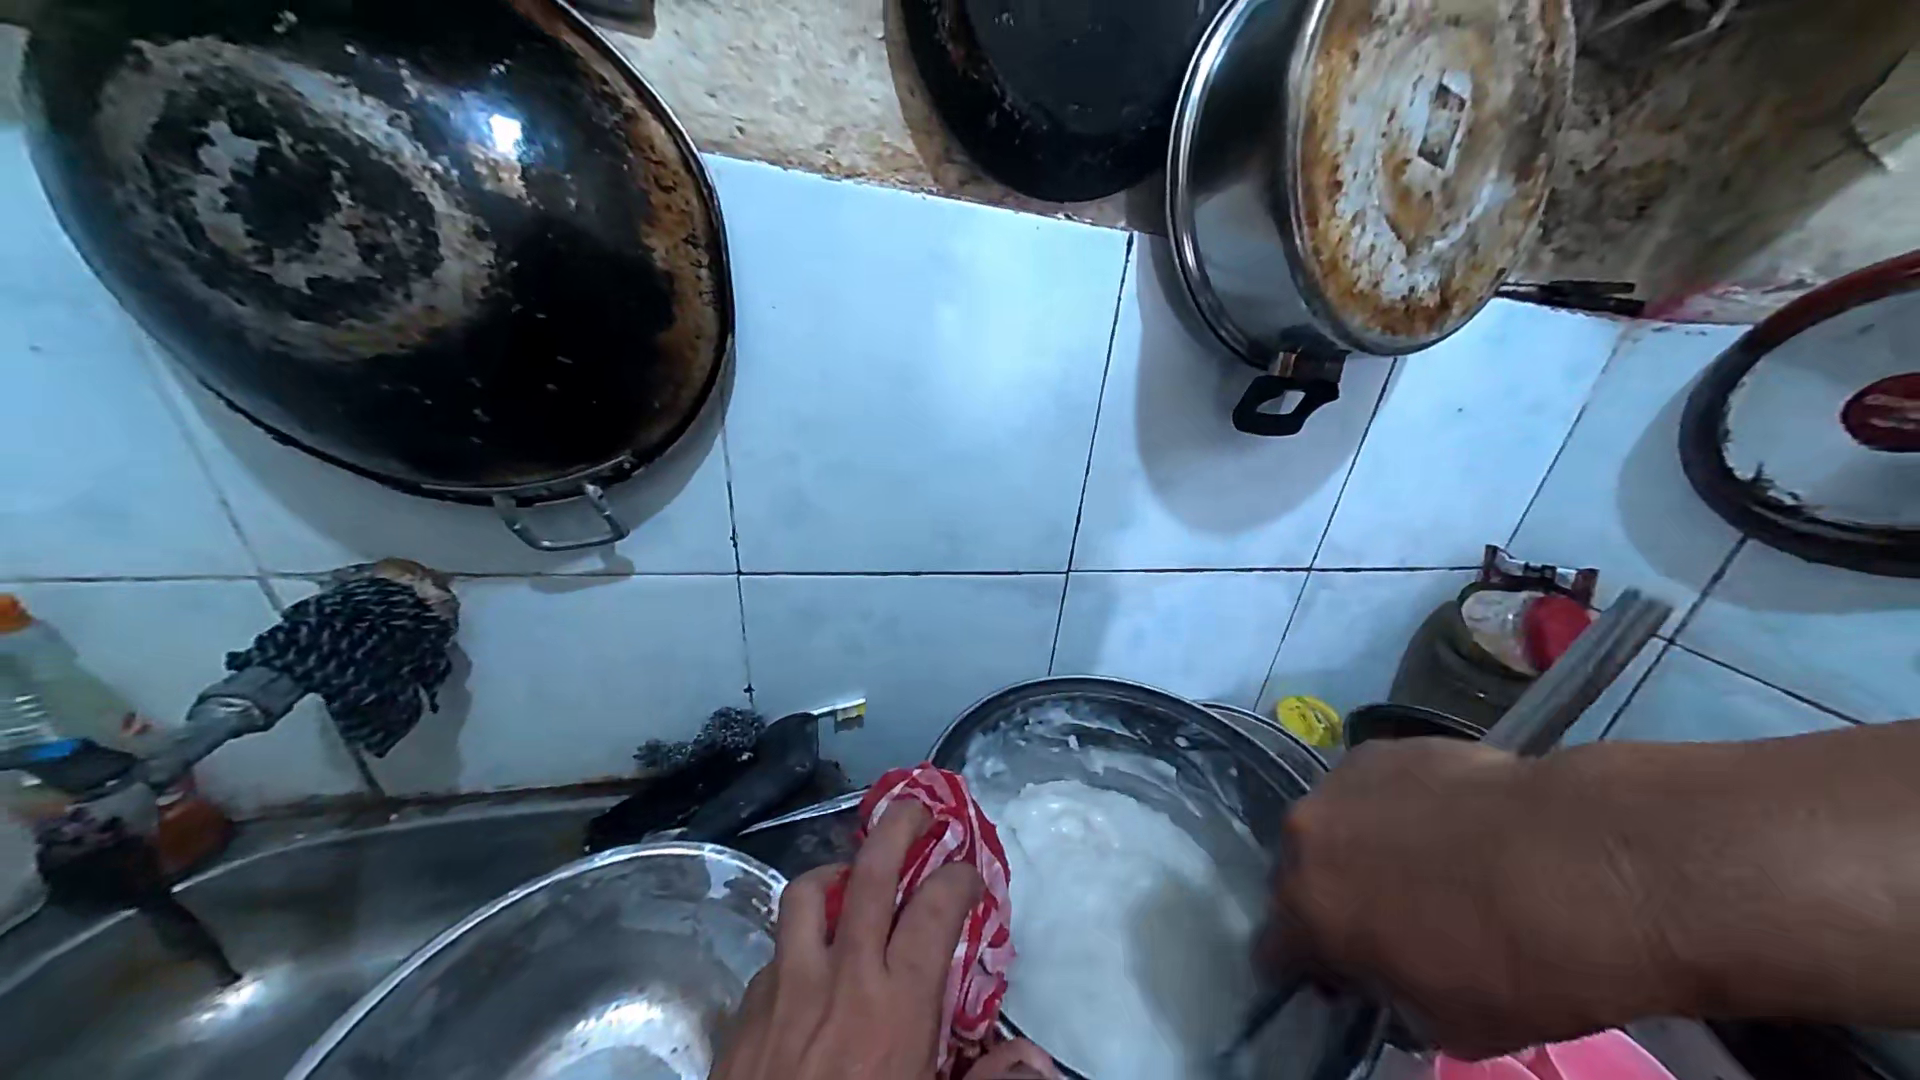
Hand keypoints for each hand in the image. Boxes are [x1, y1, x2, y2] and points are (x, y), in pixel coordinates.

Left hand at [715, 800, 1056, 1079]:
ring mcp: (787, 985)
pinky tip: (806, 969)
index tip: (968, 876)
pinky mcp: (745, 1007)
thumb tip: (1040, 1063)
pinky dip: (796, 945)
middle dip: (899, 827)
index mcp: (897, 1004)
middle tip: (916, 812)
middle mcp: (843, 977)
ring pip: (806, 893)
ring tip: (850, 879)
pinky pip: (773, 952)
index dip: (959, 878)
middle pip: (872, 872)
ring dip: (834, 875)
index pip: (937, 909)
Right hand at [1264, 738, 1688, 1058]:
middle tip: (1386, 915)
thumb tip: (1383, 973)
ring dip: (1358, 846)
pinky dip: (1394, 807)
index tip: (1334, 977)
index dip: (1301, 967)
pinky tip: (1452, 822)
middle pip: (1298, 872)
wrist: (1586, 861)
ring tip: (1426, 860)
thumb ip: (1389, 995)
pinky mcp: (1380, 751)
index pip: (1273, 946)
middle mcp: (1304, 836)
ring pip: (1332, 823)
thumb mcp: (1452, 1026)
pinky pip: (1370, 788)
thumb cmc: (1524, 963)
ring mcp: (1338, 783)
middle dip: (1329, 895)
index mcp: (1309, 907)